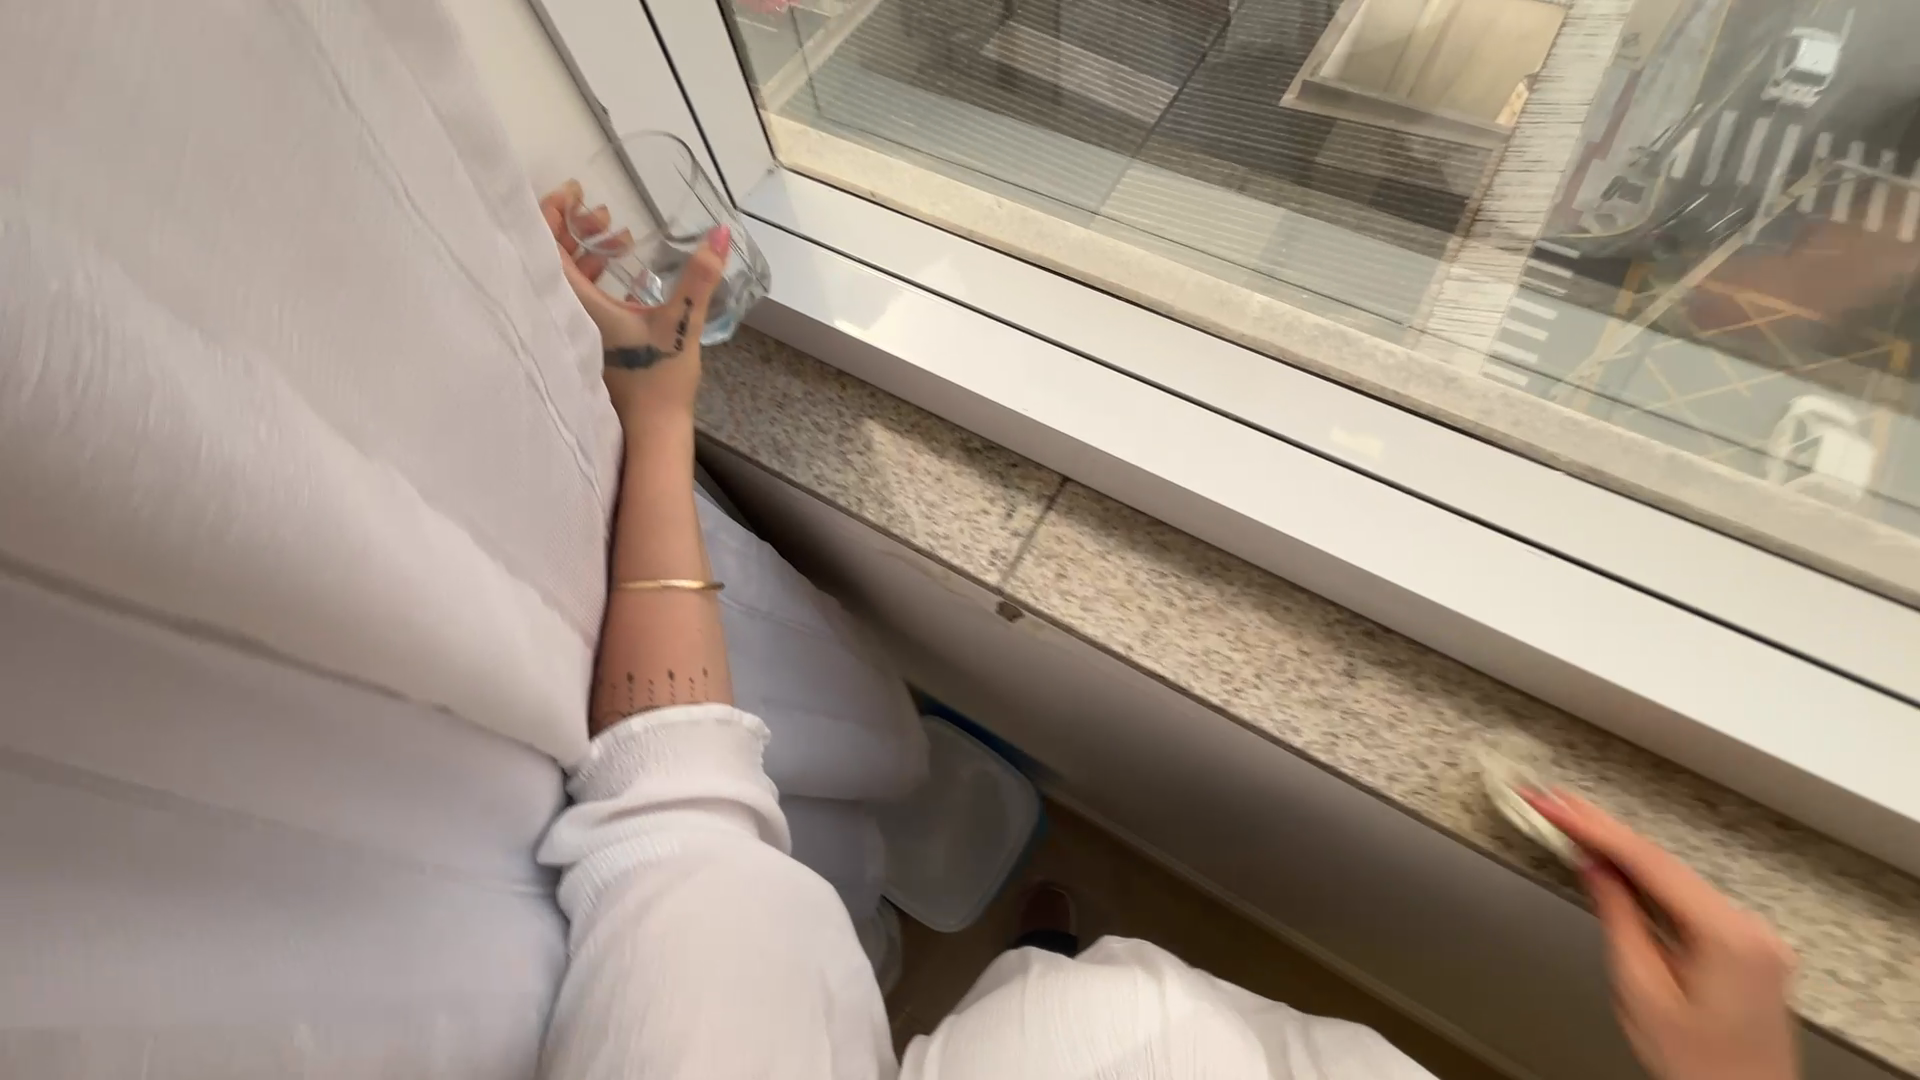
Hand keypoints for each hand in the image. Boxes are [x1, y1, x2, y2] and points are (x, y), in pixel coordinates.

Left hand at [538, 180, 728, 423]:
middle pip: (556, 257)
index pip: (549, 246)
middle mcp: (575, 312)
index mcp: (582, 304)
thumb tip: (720, 234)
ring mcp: (584, 327)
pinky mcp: (598, 340)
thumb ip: (700, 278)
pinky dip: (599, 274)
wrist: (655, 426)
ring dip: (590, 250)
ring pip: (572, 277)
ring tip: (618, 235)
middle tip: (602, 211)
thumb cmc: (660, 378)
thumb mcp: (682, 323)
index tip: (575, 191)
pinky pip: (587, 295)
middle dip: (575, 227)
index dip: (554, 211)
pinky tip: (625, 271)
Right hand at [1526, 791, 1798, 1079]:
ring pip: (1667, 870)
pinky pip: (1679, 889)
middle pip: (1658, 859)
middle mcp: (1747, 926)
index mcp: (1726, 935)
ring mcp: (1749, 933)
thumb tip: (1593, 866)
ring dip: (1614, 841)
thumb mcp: (1639, 986)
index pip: (1644, 861)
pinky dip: (1638, 867)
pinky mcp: (1739, 942)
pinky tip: (1608, 851)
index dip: (1589, 827)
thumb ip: (1617, 917)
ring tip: (1566, 813)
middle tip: (1546, 795)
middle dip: (1597, 825)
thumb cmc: (1692, 1060)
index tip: (1546, 803)